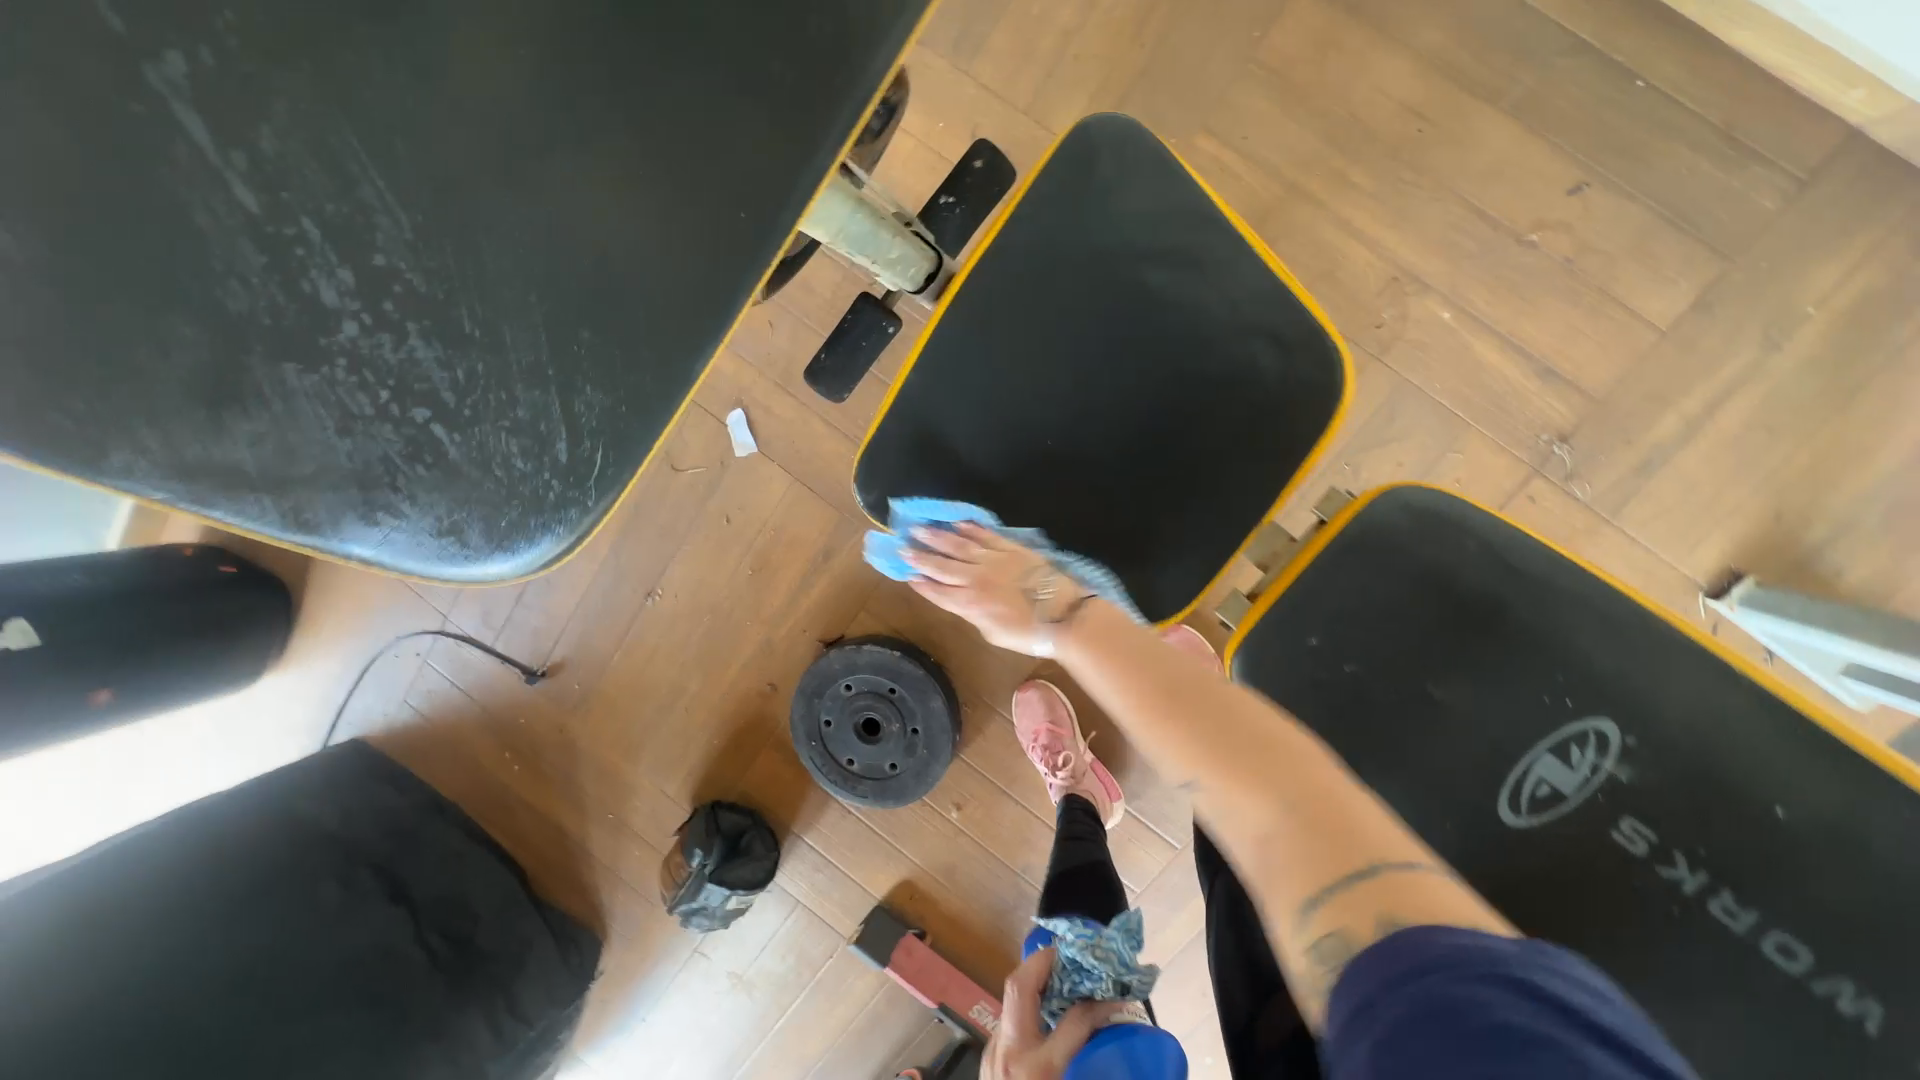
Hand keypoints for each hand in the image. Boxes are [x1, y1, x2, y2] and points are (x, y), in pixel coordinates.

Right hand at [902, 524, 1093, 656]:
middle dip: (920, 557)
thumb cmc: (1029, 633)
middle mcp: (975, 579)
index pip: (937, 592)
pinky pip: (985, 535)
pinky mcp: (1010, 548)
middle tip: (902, 547)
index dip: (921, 584)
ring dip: (937, 536)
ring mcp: (992, 560)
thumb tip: (962, 602)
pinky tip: (957, 522)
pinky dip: (969, 528)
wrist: (1063, 615)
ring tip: (920, 528)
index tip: (906, 573)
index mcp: (969, 604)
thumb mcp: (992, 633)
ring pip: (958, 545)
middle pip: (941, 565)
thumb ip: (972, 615)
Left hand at [985, 947, 1122, 1079]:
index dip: (1099, 1004)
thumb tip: (1111, 1026)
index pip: (1075, 1020)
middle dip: (1043, 961)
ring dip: (1034, 982)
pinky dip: (1028, 1008)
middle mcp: (1010, 1054)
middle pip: (1018, 987)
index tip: (1114, 994)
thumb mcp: (1073, 1077)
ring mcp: (993, 1055)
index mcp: (1041, 1069)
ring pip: (1009, 1000)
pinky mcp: (989, 1062)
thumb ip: (1086, 1048)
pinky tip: (1046, 1015)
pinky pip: (1008, 1021)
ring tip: (1063, 978)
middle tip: (1072, 954)